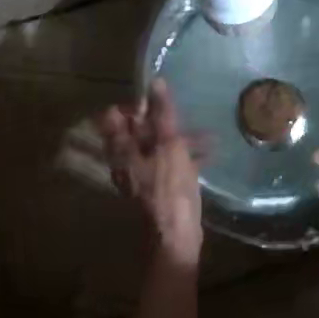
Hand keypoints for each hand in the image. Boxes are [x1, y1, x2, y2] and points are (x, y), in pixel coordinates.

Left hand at [97, 80, 202, 262]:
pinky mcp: (157, 189)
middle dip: (160, 121)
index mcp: (122, 149)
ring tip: (203, 136)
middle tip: (182, 118)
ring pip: (154, 148)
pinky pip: (166, 164)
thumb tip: (156, 82)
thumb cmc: (170, 189)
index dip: (134, 106)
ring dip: (176, 139)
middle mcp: (125, 161)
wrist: (175, 235)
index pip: (114, 116)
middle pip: (136, 131)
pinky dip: (182, 157)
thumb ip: (163, 114)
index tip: (156, 105)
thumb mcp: (169, 146)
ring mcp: (140, 176)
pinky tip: (205, 156)